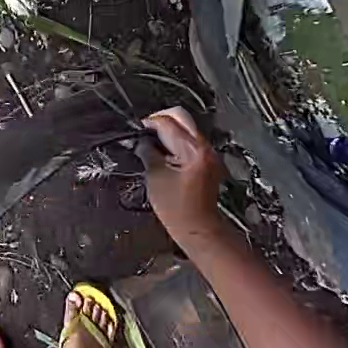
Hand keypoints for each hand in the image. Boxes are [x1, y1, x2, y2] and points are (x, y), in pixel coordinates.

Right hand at [137, 107, 225, 233]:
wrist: (198, 229)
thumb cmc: (177, 208)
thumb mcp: (155, 177)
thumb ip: (148, 153)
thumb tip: (142, 142)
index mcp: (192, 150)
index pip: (169, 124)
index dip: (151, 123)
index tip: (139, 127)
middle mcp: (204, 147)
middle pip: (183, 118)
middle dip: (162, 119)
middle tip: (146, 129)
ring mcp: (208, 154)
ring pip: (187, 129)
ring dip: (170, 130)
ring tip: (152, 142)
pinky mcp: (208, 163)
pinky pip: (191, 142)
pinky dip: (177, 141)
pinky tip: (164, 152)